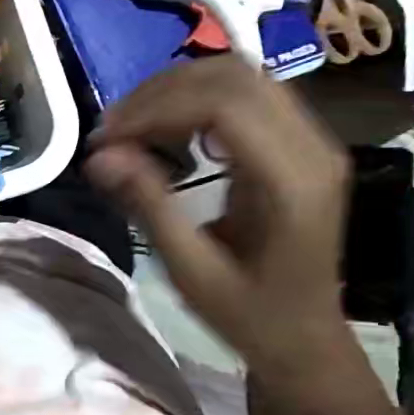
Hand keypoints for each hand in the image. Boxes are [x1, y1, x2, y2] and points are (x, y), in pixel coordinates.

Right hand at [84, 58, 348, 374]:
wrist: (306, 339)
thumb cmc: (251, 317)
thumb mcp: (192, 272)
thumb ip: (150, 207)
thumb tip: (99, 157)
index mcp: (293, 181)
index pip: (224, 105)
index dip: (156, 108)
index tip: (107, 137)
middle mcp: (313, 146)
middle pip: (233, 76)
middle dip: (161, 92)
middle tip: (113, 129)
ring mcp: (313, 139)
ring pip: (241, 76)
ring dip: (178, 90)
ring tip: (132, 126)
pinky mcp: (302, 142)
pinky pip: (248, 94)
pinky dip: (198, 99)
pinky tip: (168, 129)